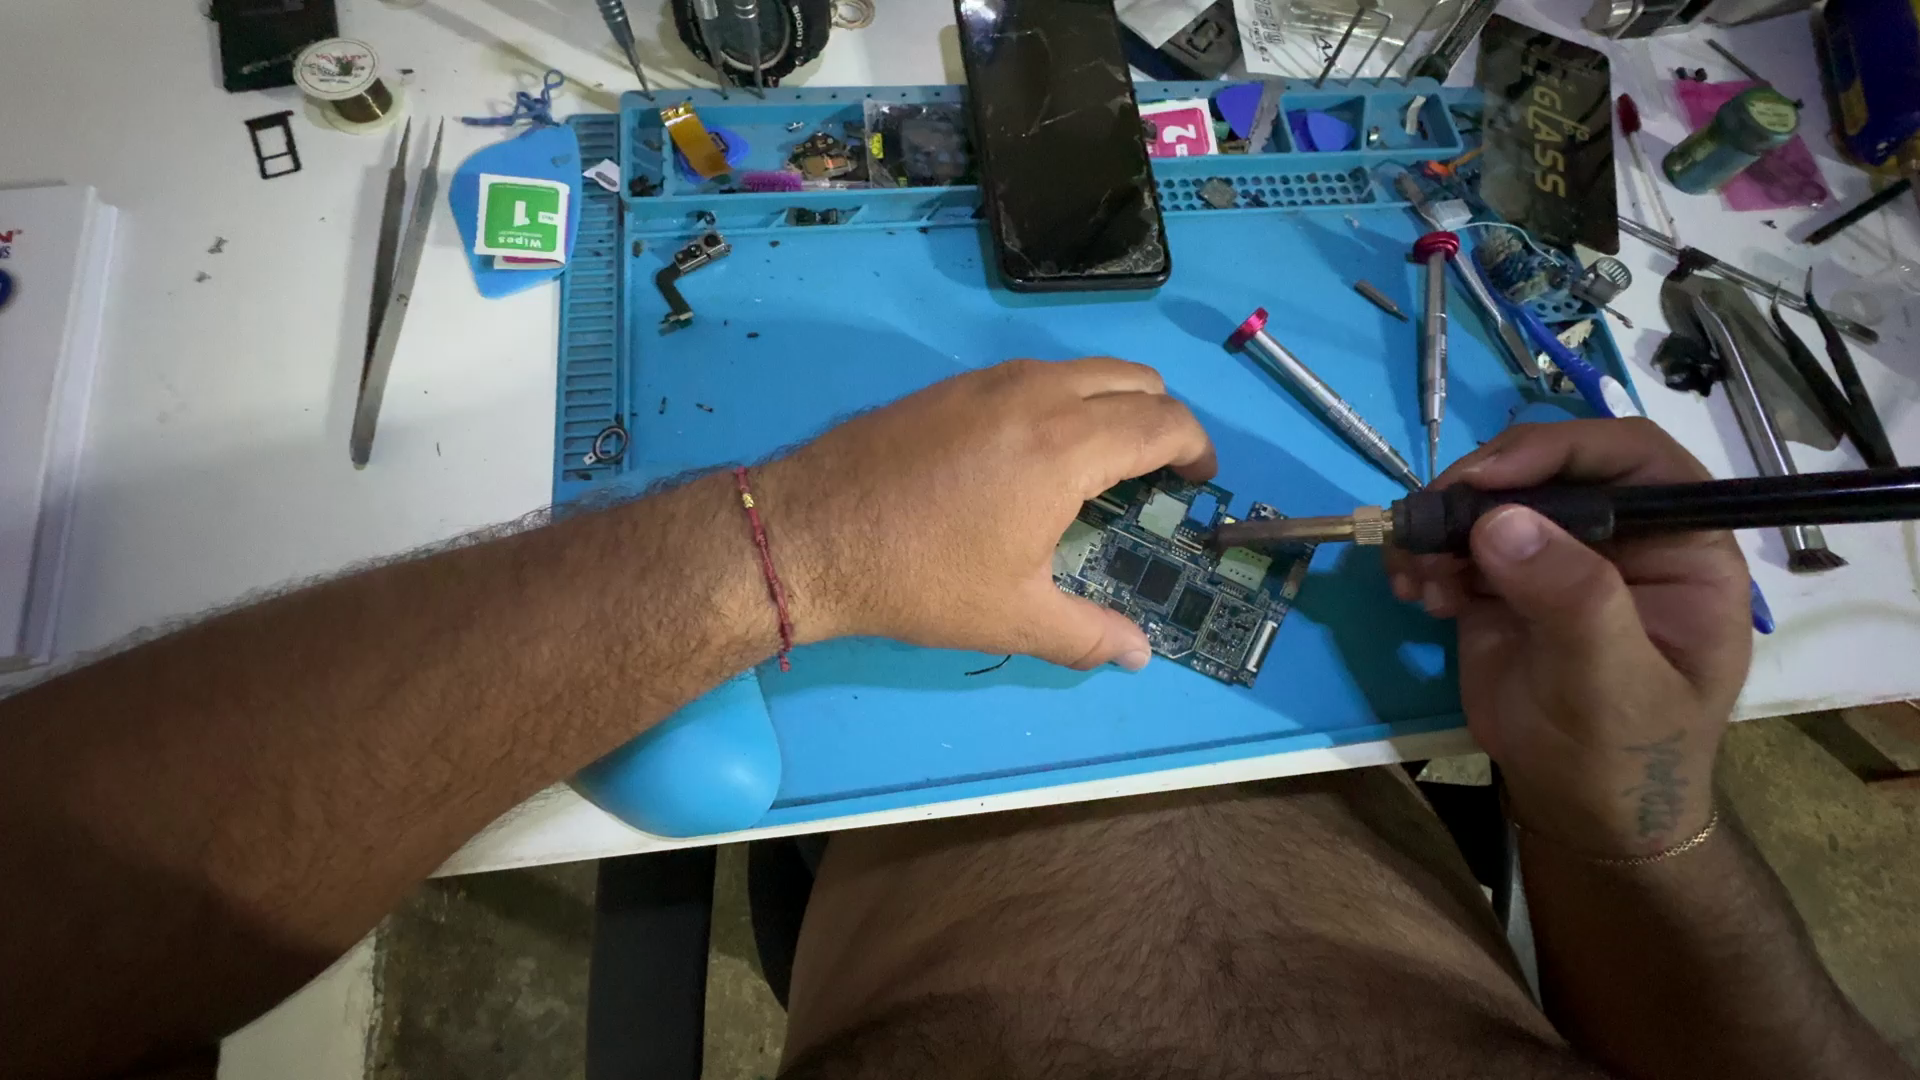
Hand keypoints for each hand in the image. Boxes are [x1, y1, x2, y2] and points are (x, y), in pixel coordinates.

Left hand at [759, 359, 1215, 669]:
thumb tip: (1139, 655)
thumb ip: (1090, 636)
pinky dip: (1062, 400)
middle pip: (1133, 379)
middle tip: (1156, 470)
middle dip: (1161, 419)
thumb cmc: (920, 578)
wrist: (811, 533)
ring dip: (1110, 404)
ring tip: (1099, 461)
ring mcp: (988, 380)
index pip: (1164, 421)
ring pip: (1081, 369)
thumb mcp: (1013, 617)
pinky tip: (1032, 452)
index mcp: (1067, 445)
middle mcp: (1037, 393)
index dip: (1196, 446)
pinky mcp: (951, 384)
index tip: (1199, 476)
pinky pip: (1033, 376)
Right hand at [1386, 420, 1751, 856]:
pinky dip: (1420, 558)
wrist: (1573, 798)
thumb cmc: (1621, 749)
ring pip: (1483, 505)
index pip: (1627, 457)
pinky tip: (1414, 594)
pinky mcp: (1497, 582)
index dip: (1555, 450)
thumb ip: (1570, 599)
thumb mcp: (1609, 681)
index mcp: (1677, 545)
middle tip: (1423, 526)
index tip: (1481, 480)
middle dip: (1473, 494)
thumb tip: (1498, 522)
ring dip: (1435, 530)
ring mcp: (1549, 558)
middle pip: (1539, 472)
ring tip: (1415, 579)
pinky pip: (1450, 544)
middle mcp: (1613, 538)